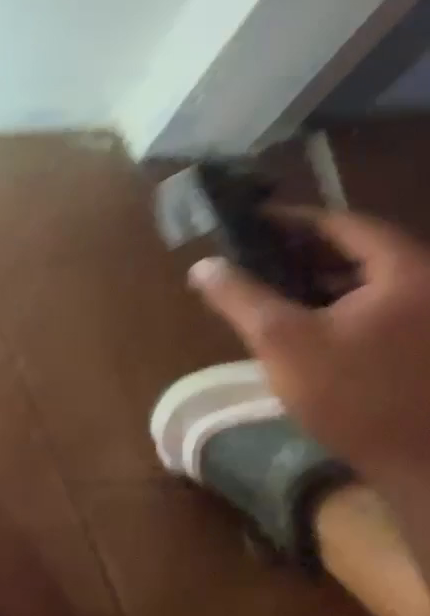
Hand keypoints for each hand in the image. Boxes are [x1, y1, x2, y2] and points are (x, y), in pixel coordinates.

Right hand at [189, 208, 429, 478]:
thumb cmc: (358, 396)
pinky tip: (323, 331)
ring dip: (332, 283)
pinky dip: (357, 310)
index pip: (346, 224)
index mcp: (410, 276)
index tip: (247, 223)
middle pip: (369, 253)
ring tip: (282, 296)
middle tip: (257, 260)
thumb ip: (238, 294)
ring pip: (384, 286)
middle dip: (308, 253)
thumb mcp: (280, 340)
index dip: (292, 220)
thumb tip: (205, 265)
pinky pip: (398, 315)